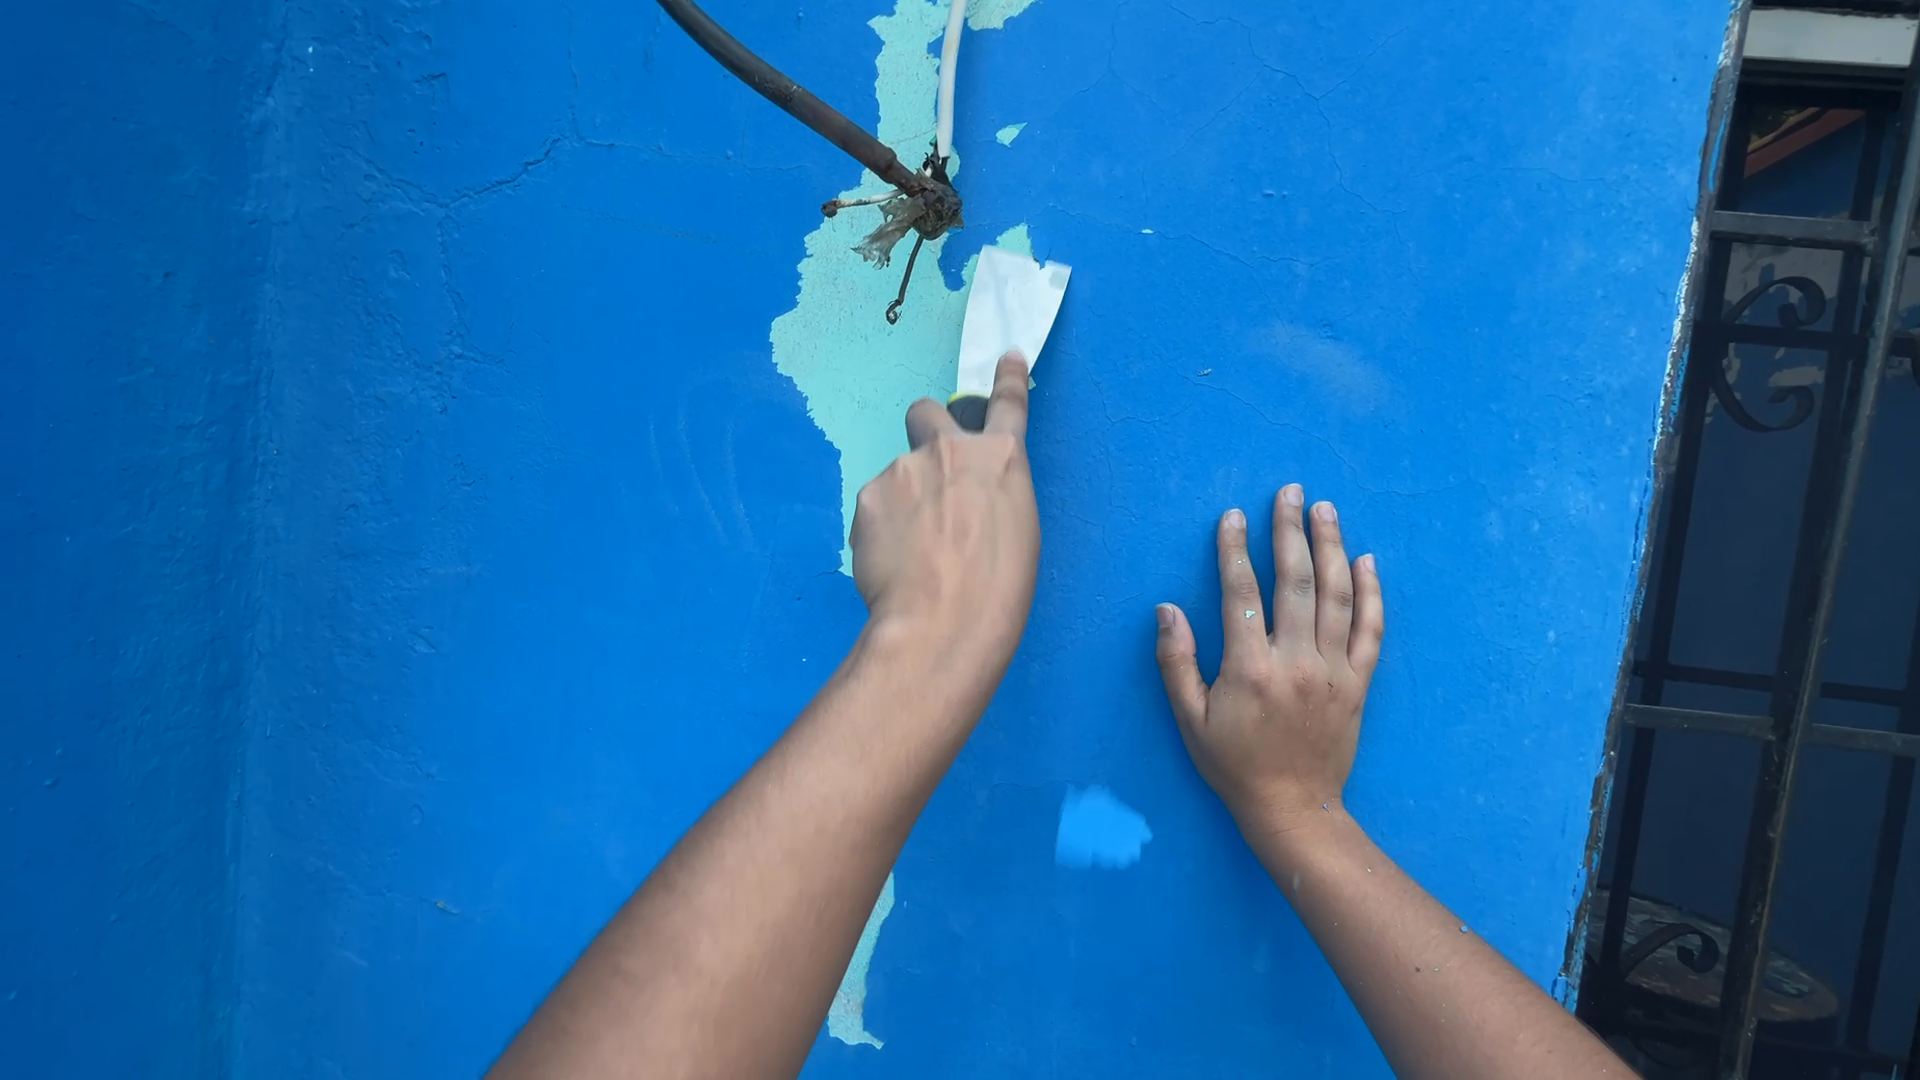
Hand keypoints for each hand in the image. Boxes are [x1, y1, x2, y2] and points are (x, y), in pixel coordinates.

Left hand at [850, 353, 1040, 675]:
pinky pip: (877, 506)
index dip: (1006, 379)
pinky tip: (892, 562)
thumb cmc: (999, 591)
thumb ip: (990, 497)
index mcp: (1001, 459)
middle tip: (928, 477)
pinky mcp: (868, 496)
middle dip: (926, 432)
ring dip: (904, 499)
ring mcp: (904, 469)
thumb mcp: (1018, 533)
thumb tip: (964, 501)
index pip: (1007, 404)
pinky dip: (883, 527)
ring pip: (899, 474)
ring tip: (913, 552)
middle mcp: (950, 450)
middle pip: (926, 412)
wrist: (941, 623)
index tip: (1006, 357)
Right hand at [1154, 486, 1383, 833]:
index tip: (1233, 516)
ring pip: (1337, 596)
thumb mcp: (1188, 717)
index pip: (1241, 593)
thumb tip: (1167, 609)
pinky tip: (1368, 561)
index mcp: (1249, 668)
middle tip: (1290, 492)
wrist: (1293, 808)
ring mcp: (1335, 671)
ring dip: (1332, 547)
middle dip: (1290, 531)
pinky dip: (1372, 593)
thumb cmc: (1232, 762)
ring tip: (1326, 510)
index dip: (1234, 550)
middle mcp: (1296, 661)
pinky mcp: (1360, 683)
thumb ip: (1176, 661)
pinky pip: (1371, 630)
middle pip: (1296, 582)